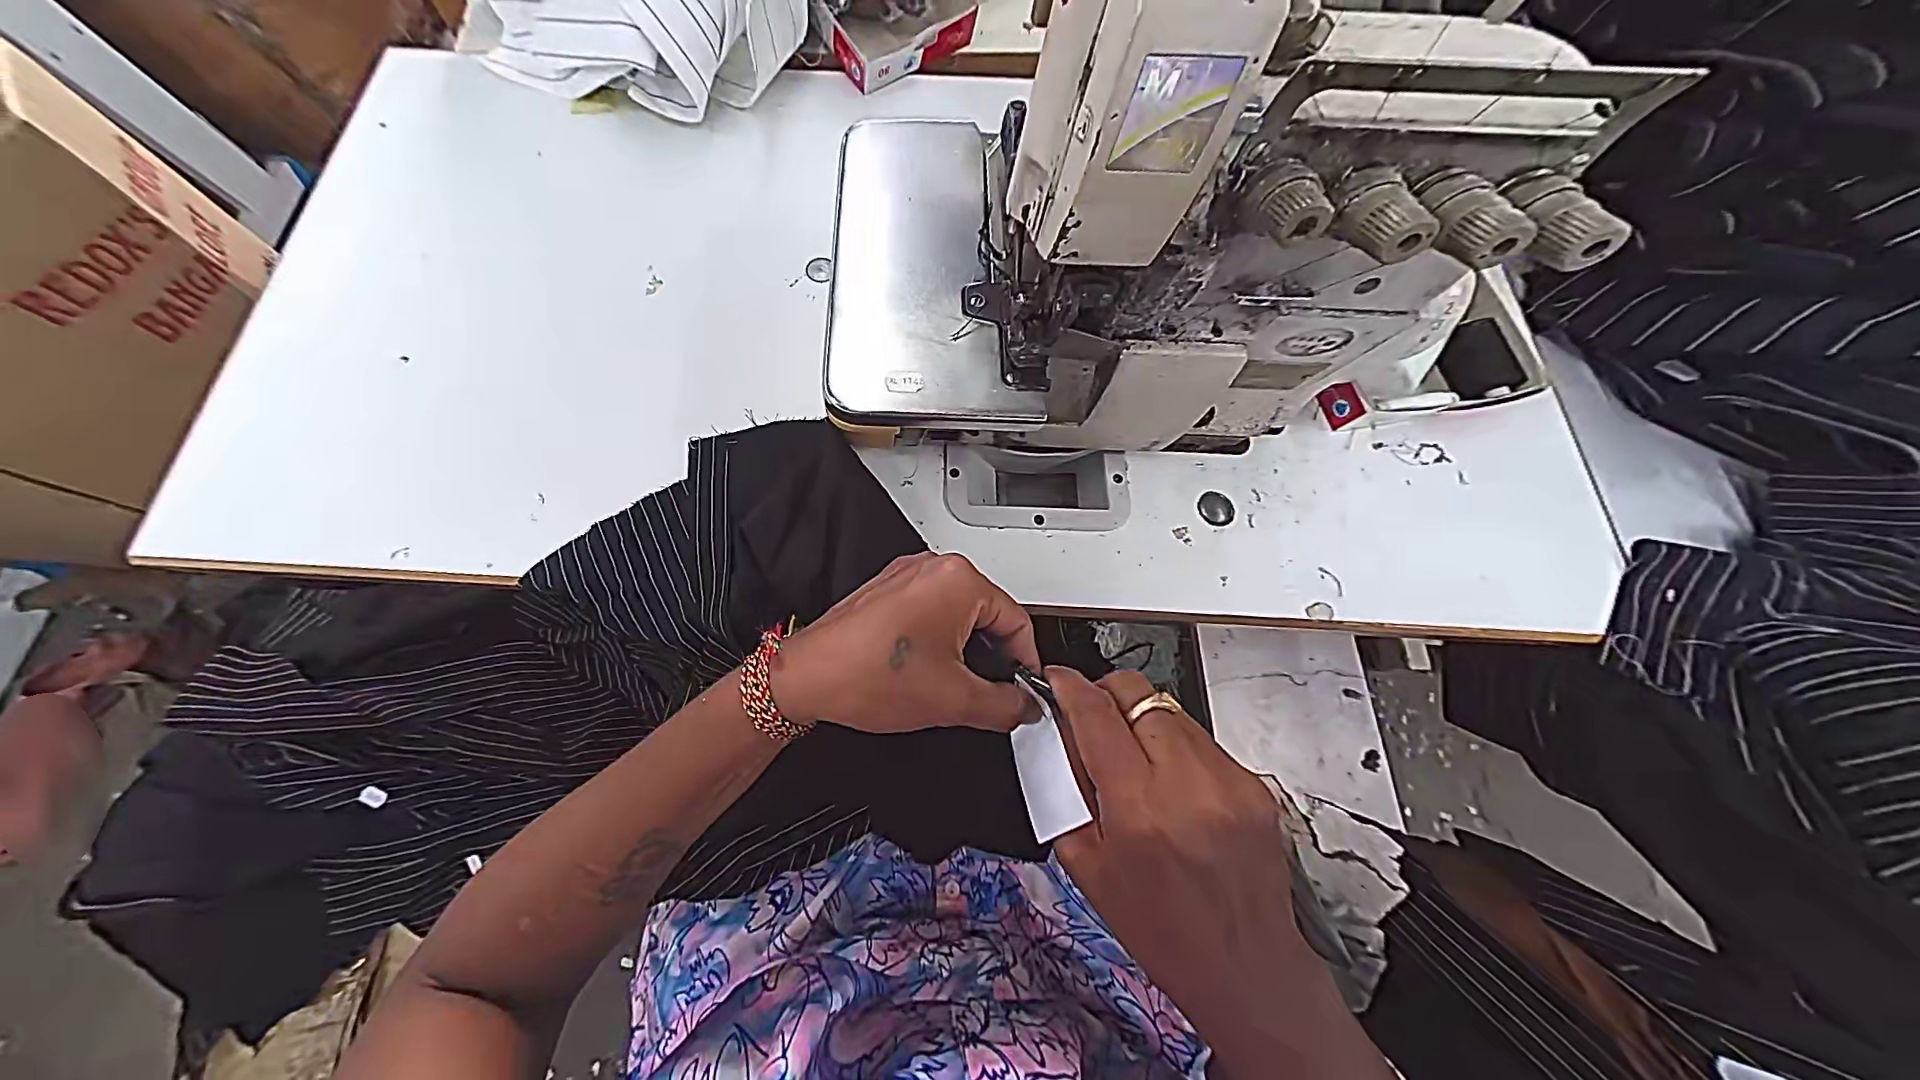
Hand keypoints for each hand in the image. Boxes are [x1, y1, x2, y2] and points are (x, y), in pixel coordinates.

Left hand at [770, 553, 1040, 733]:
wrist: (805, 678)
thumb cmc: (863, 674)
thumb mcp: (953, 700)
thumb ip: (1004, 705)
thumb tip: (1022, 705)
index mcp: (959, 580)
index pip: (1018, 621)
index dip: (1025, 663)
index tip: (1024, 688)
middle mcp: (934, 567)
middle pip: (991, 615)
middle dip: (994, 658)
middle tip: (991, 694)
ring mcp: (908, 576)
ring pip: (961, 615)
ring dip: (966, 651)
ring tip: (952, 685)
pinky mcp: (889, 590)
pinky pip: (932, 612)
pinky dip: (940, 641)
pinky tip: (927, 672)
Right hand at [1048, 669, 1393, 1078]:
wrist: (1246, 969)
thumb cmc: (1161, 929)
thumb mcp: (1088, 865)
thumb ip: (1066, 787)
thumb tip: (1058, 729)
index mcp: (1138, 811)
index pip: (1096, 713)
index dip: (1069, 685)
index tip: (1057, 678)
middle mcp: (1189, 786)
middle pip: (1136, 692)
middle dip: (1105, 695)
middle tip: (1093, 719)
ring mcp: (1229, 781)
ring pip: (1167, 708)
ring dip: (1139, 719)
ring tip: (1135, 760)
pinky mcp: (1254, 784)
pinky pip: (1199, 737)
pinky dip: (1174, 744)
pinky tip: (1171, 782)